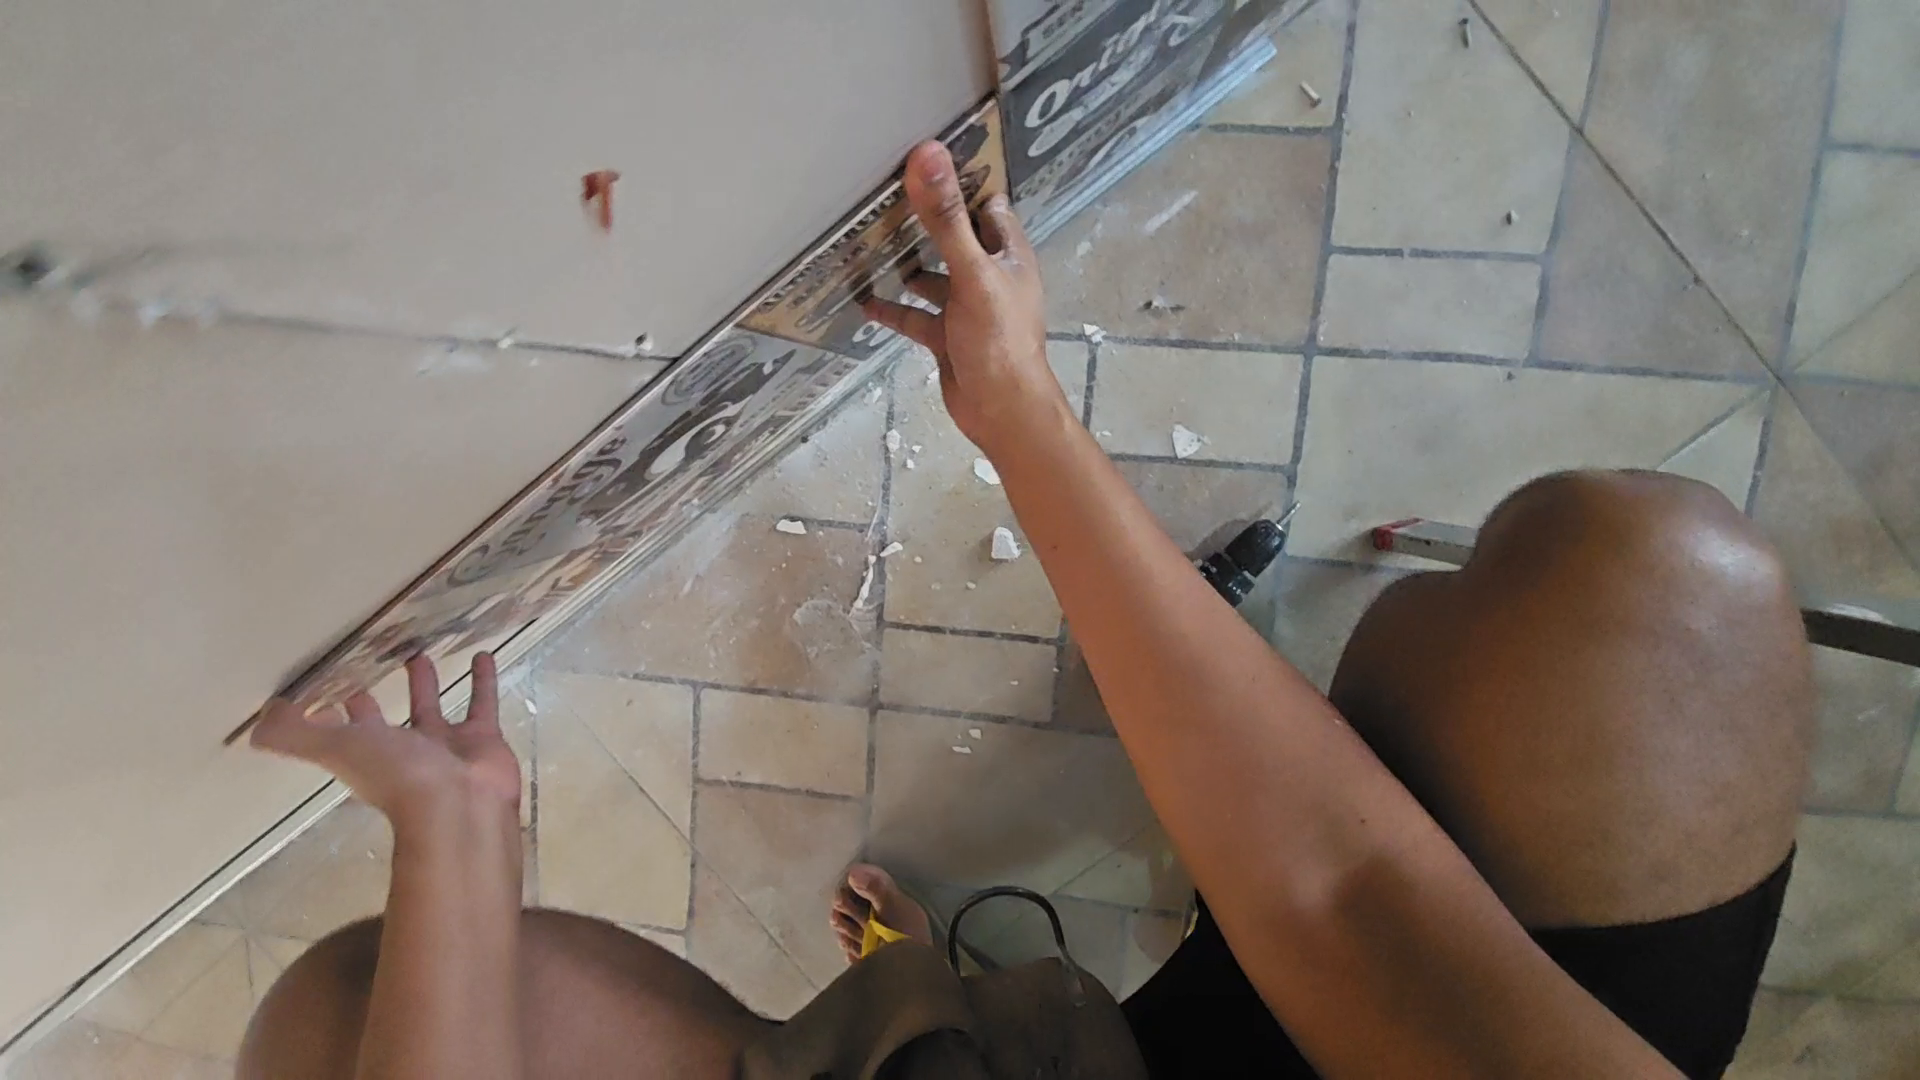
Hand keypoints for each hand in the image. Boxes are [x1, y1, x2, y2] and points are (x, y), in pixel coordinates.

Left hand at [251, 653, 520, 824]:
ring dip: (426, 683)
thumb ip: (294, 734)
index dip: (331, 707)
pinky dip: (482, 680)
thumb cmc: (399, 775)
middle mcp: (400, 750)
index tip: (328, 678)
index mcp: (363, 754)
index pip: (340, 728)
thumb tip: (263, 712)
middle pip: (383, 718)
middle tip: (375, 659)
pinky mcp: (480, 737)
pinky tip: (482, 655)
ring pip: (432, 707)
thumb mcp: (337, 750)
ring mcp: (443, 744)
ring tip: (422, 653)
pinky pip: (481, 703)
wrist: (461, 802)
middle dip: (375, 693)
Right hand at [863, 141, 1072, 458]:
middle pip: (956, 239)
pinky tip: (865, 299)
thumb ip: (947, 219)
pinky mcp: (948, 339)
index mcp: (1009, 255)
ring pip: (934, 279)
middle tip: (885, 194)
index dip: (963, 183)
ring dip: (908, 265)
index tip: (926, 159)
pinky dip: (895, 310)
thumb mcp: (972, 273)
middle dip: (927, 221)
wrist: (1001, 410)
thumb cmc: (997, 339)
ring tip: (870, 241)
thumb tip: (927, 155)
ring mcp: (968, 310)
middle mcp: (990, 278)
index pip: (988, 206)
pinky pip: (917, 318)